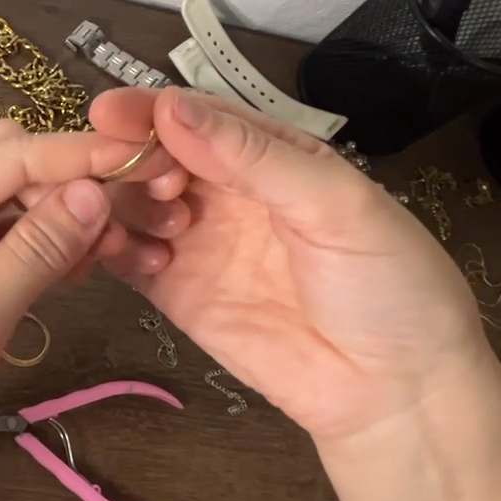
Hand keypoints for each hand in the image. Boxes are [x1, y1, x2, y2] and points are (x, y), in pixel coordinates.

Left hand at [0, 120, 184, 499]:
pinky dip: (48, 242)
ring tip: (125, 241)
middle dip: (72, 178)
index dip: (78, 154)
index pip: (7, 155)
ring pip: (13, 196)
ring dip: (66, 211)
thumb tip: (94, 192)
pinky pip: (6, 234)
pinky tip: (88, 261)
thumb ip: (34, 251)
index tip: (147, 156)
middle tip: (138, 206)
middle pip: (9, 162)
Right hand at [91, 87, 500, 447]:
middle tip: (143, 180)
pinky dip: (110, 246)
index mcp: (266, 156)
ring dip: (124, 202)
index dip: (149, 111)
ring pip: (130, 201)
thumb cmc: (386, 285)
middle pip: (153, 156)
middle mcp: (221, 192)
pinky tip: (131, 255)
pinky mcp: (171, 289)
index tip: (107, 112)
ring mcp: (193, 241)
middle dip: (134, 159)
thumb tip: (169, 106)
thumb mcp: (334, 205)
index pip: (195, 118)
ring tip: (163, 227)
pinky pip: (124, 255)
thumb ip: (252, 156)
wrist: (393, 394)